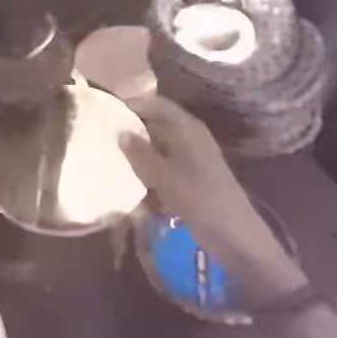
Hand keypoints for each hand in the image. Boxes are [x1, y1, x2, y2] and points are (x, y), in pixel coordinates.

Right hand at [123, 95, 309, 306]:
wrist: (234, 234)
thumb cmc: (199, 198)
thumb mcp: (163, 175)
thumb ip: (140, 152)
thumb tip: (121, 132)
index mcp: (187, 129)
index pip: (156, 104)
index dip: (133, 103)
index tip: (106, 108)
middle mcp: (189, 137)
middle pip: (157, 121)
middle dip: (132, 124)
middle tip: (103, 130)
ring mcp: (191, 157)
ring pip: (158, 143)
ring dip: (138, 145)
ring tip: (110, 149)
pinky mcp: (189, 175)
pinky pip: (162, 161)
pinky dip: (146, 163)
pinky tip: (128, 171)